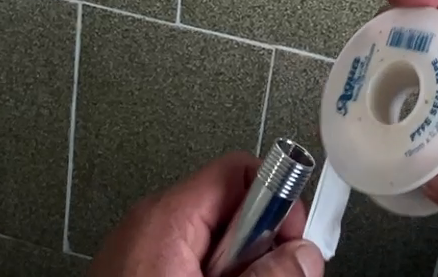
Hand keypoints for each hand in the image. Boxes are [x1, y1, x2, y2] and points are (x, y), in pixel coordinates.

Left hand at [88, 151, 324, 276]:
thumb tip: (304, 254)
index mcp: (166, 216)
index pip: (239, 171)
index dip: (276, 201)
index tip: (292, 243)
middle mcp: (149, 224)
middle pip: (231, 210)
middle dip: (258, 248)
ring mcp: (136, 254)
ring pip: (213, 244)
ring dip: (236, 271)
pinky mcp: (133, 276)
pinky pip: (187, 264)